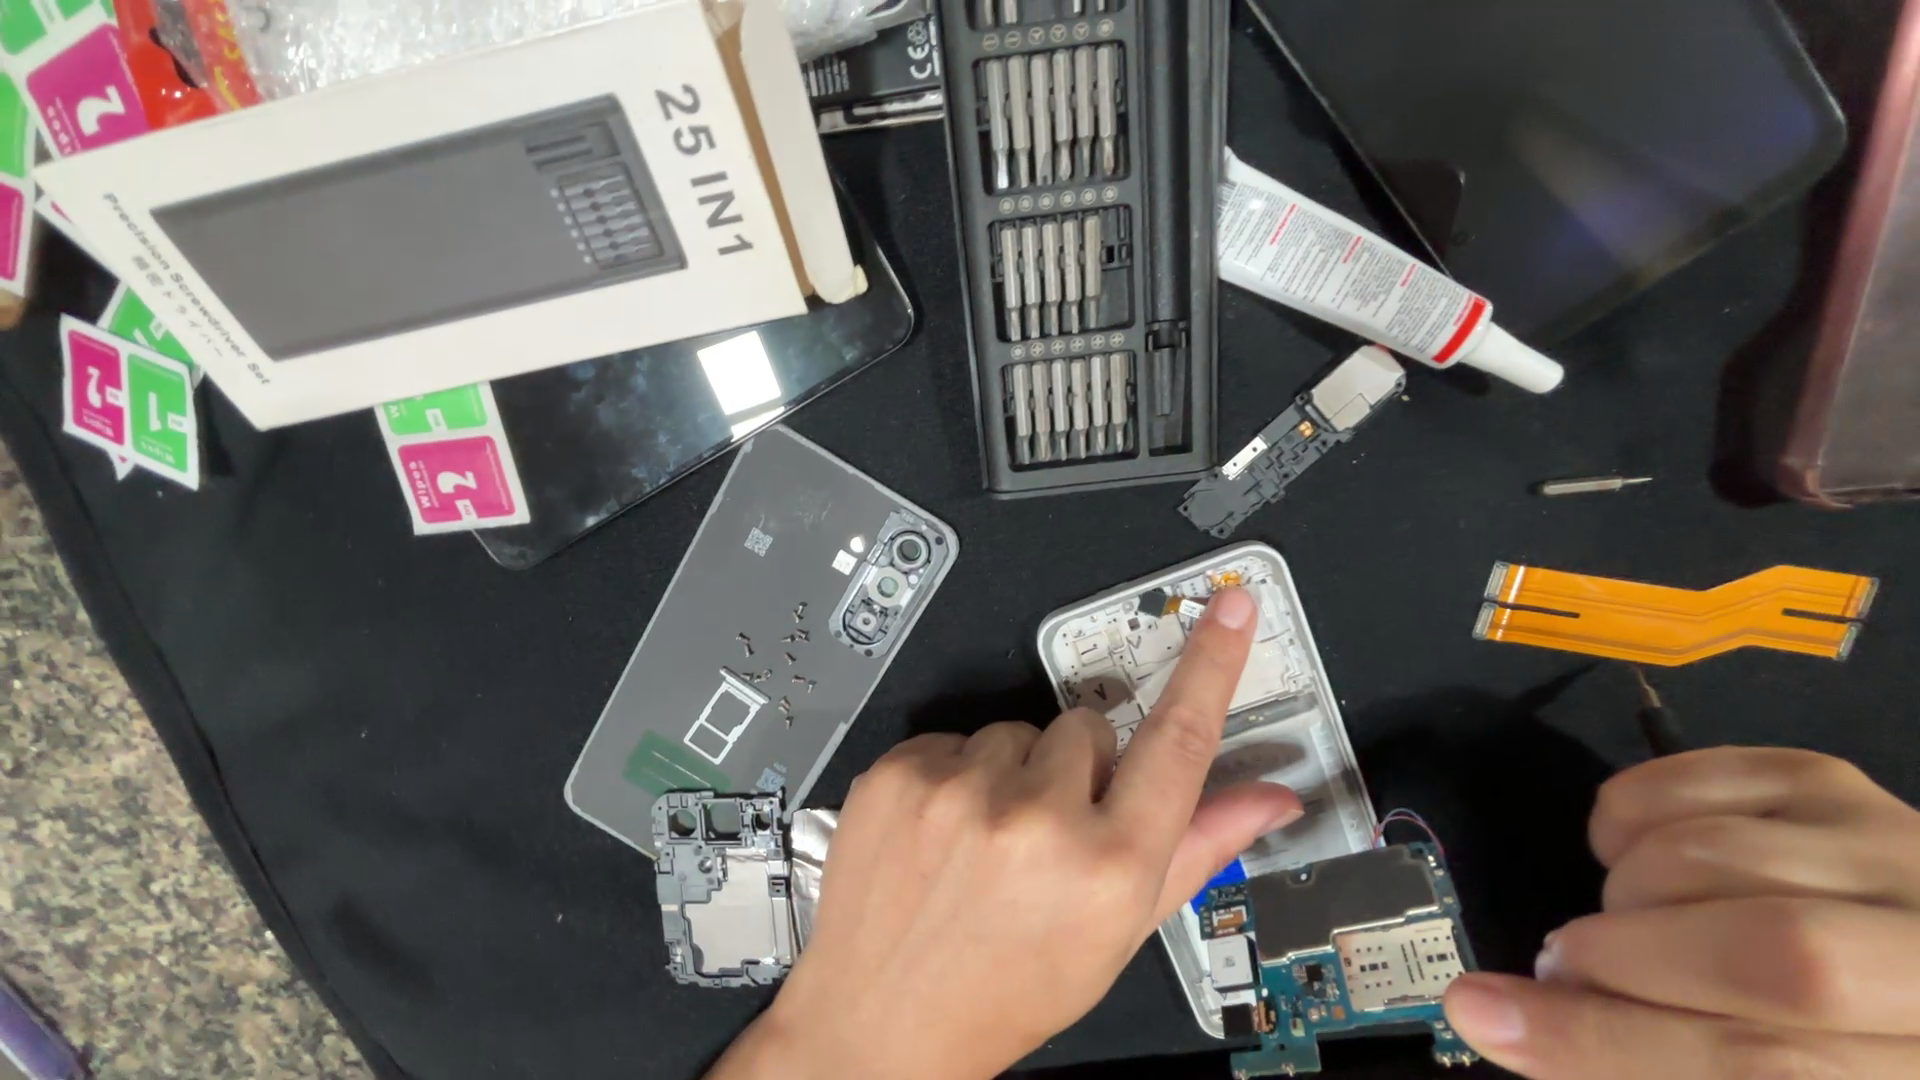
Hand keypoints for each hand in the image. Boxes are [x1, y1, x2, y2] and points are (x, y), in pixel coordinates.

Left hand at [708, 588, 1303, 1079]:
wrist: (884, 1019)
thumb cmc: (1011, 987)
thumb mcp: (1118, 933)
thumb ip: (1196, 849)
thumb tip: (1269, 798)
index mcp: (1107, 865)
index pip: (1178, 740)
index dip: (1211, 665)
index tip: (1228, 607)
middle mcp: (1035, 818)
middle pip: (1085, 726)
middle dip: (1078, 767)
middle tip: (1051, 830)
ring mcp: (959, 790)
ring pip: (1017, 729)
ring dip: (1013, 771)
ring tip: (991, 837)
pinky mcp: (901, 771)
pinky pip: (956, 736)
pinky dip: (958, 772)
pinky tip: (947, 828)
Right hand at [1444, 747, 1919, 1077]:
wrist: (1912, 968)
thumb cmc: (1823, 1043)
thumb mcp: (1763, 1078)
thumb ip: (1636, 1055)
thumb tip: (1481, 1010)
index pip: (1765, 1063)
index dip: (1602, 1039)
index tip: (1477, 1012)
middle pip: (1773, 953)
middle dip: (1621, 958)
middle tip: (1564, 967)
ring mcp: (1899, 846)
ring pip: (1708, 856)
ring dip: (1625, 895)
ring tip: (1634, 928)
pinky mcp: (1828, 779)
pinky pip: (1678, 780)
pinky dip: (1620, 820)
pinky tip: (1642, 860)